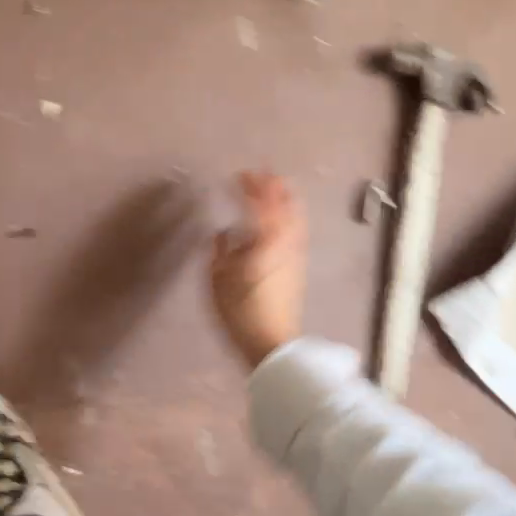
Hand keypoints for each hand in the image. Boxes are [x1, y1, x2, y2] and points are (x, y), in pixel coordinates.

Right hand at [210, 172, 305, 369]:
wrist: (272, 342)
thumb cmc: (239, 311)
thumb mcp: (217, 279)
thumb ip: (220, 250)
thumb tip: (225, 233)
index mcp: (263, 239)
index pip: (256, 204)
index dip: (246, 188)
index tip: (235, 175)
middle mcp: (285, 240)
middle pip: (282, 205)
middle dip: (270, 186)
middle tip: (258, 173)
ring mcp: (295, 253)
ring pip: (295, 216)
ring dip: (285, 198)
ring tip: (276, 186)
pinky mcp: (298, 265)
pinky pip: (297, 229)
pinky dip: (291, 214)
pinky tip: (284, 217)